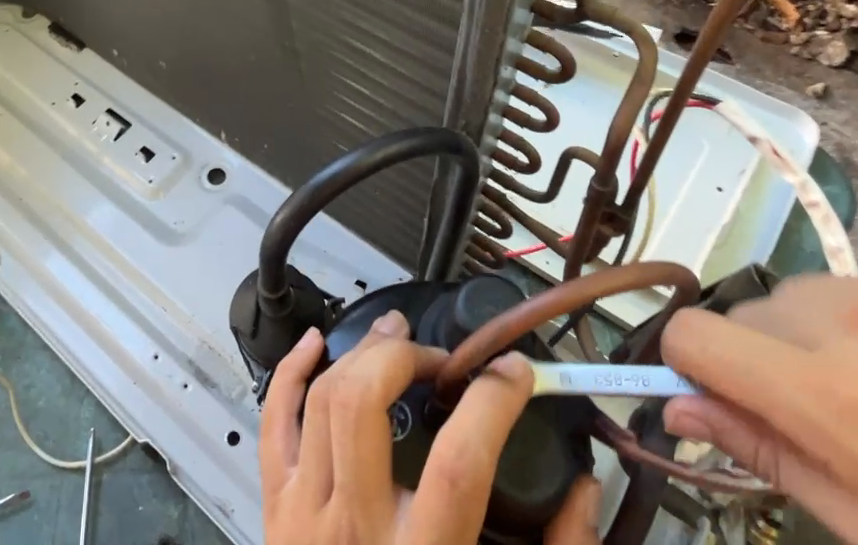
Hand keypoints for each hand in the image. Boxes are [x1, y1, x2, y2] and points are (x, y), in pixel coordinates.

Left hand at [260, 309, 600, 543]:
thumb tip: (583, 487)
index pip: (458, 462)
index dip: (490, 403)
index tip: (514, 371)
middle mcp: (355, 528)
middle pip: (361, 406)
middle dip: (402, 358)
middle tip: (438, 357)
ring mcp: (305, 512)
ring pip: (321, 400)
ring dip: (358, 352)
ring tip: (393, 333)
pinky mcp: (276, 507)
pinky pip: (275, 421)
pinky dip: (290, 372)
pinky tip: (314, 342)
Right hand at [661, 268, 857, 544]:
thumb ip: (770, 456)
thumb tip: (678, 406)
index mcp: (836, 399)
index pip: (695, 335)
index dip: (691, 364)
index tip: (719, 394)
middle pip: (755, 309)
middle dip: (768, 354)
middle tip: (830, 411)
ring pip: (821, 294)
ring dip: (830, 334)